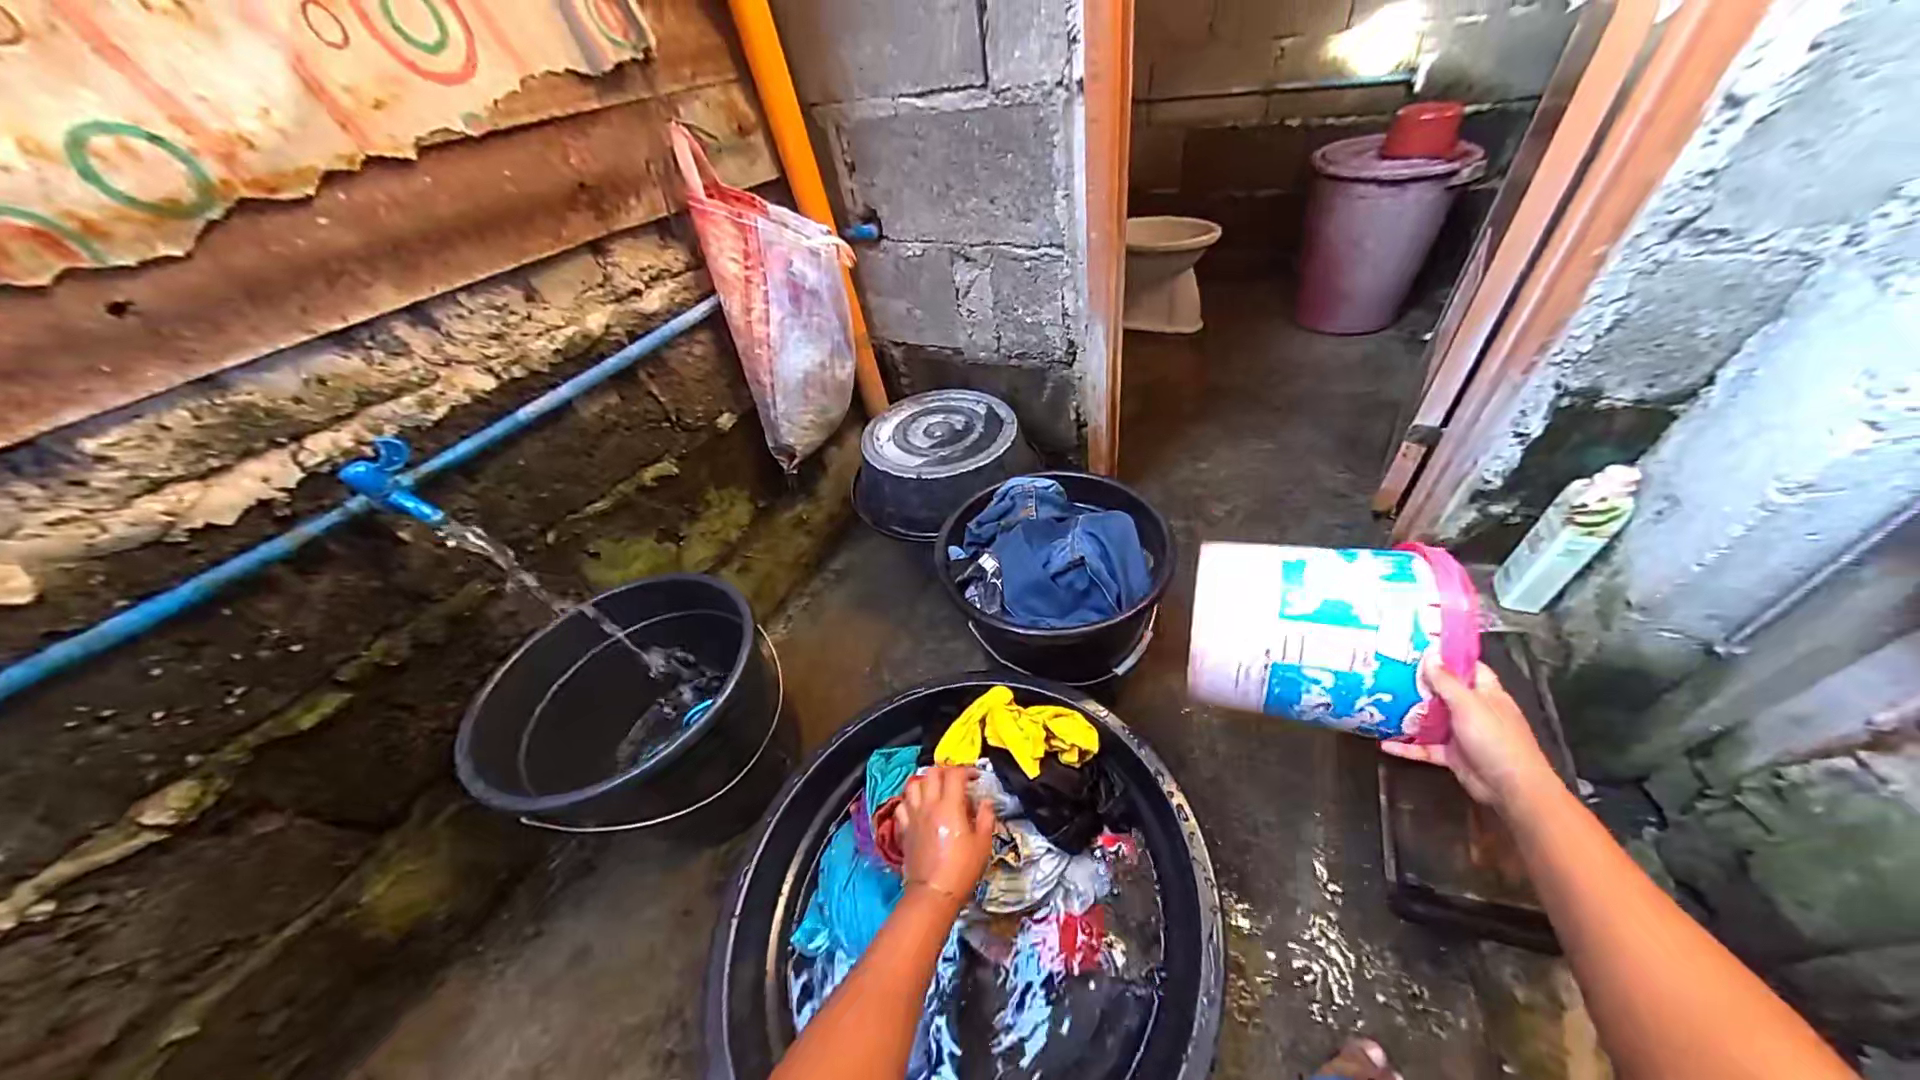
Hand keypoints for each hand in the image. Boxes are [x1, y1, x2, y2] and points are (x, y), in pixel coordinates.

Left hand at [895, 766, 996, 906]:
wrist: (933, 893)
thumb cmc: (962, 869)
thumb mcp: (983, 844)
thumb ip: (986, 818)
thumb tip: (986, 802)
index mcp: (949, 806)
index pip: (954, 774)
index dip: (966, 770)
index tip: (975, 777)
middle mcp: (928, 805)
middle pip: (931, 773)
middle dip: (945, 772)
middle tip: (956, 781)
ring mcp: (913, 816)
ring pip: (913, 784)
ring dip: (925, 782)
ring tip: (935, 790)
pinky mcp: (904, 828)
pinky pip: (902, 805)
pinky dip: (910, 801)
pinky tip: (919, 807)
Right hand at [1382, 661, 1556, 809]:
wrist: (1512, 788)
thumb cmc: (1495, 739)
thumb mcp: (1469, 705)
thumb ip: (1447, 682)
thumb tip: (1430, 656)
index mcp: (1487, 694)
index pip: (1470, 668)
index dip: (1449, 657)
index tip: (1419, 648)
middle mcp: (1475, 711)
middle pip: (1445, 692)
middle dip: (1420, 683)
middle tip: (1390, 672)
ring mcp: (1463, 733)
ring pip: (1432, 719)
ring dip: (1409, 714)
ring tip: (1380, 702)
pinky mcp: (1453, 755)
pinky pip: (1425, 747)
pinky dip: (1406, 747)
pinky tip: (1385, 744)